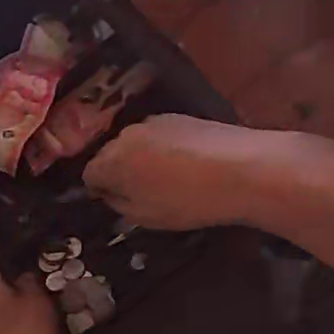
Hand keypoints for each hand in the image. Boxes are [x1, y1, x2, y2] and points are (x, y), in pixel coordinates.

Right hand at [84, 114, 253, 229]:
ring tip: (166, 178)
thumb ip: (118, 204)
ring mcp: (154, 122)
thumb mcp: (145, 217)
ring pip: (135, 143)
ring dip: (141, 159)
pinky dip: (163, 149)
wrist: (245, 169)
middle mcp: (125, 135)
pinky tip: (185, 164)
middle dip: (119, 171)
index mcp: (111, 161)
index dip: (98, 189)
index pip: (88, 174)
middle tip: (140, 192)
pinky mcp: (180, 117)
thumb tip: (110, 193)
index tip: (115, 201)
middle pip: (110, 154)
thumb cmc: (188, 200)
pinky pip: (159, 136)